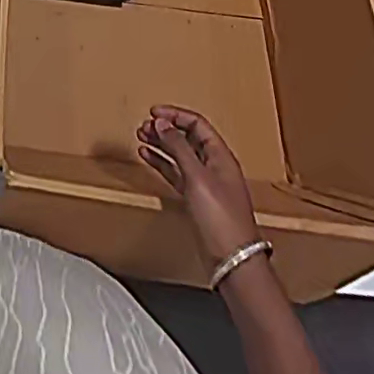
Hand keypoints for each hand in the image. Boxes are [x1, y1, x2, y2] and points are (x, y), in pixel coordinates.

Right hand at [138, 105, 262, 265]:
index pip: (197, 124)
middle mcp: (214, 166)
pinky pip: (176, 173)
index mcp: (220, 155)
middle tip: (144, 126)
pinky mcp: (196, 200)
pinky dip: (162, 163)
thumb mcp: (198, 177)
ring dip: (161, 144)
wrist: (232, 260)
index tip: (154, 113)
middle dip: (165, 129)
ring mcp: (205, 183)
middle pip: (188, 138)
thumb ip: (179, 148)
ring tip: (142, 137)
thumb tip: (162, 124)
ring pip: (180, 154)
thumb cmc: (222, 219)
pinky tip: (148, 157)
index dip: (175, 115)